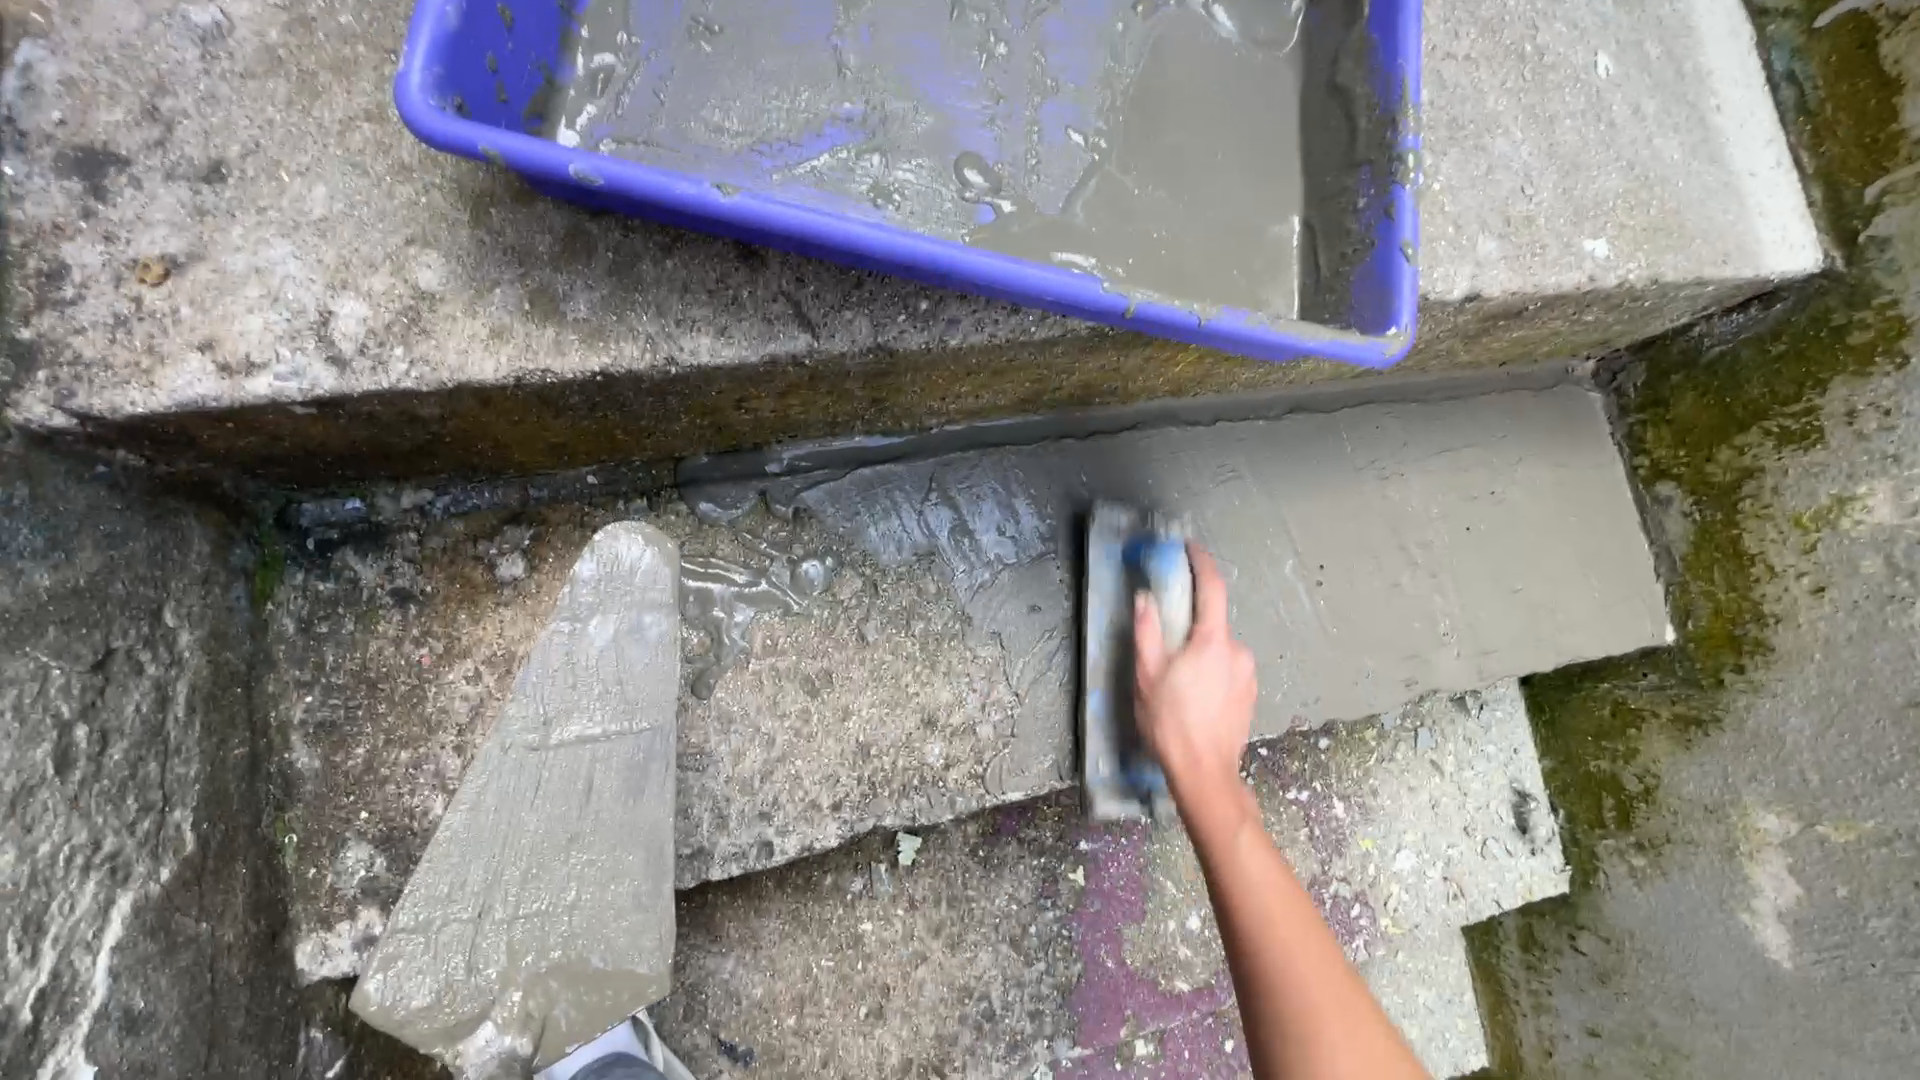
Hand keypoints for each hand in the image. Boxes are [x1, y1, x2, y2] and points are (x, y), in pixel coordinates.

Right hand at [1133, 542, 1257, 805]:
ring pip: (1219, 648)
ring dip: (1199, 652)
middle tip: (1165, 646)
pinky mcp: (1250, 694)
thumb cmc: (1170, 723)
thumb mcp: (1146, 676)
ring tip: (1176, 681)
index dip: (1201, 563)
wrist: (1205, 773)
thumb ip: (1147, 632)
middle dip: (1190, 626)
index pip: (1212, 589)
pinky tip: (1194, 697)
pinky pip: (1227, 669)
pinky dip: (1210, 671)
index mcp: (1212, 642)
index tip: (1190, 548)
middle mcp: (1238, 652)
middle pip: (1212, 623)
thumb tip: (1145, 599)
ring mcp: (1248, 674)